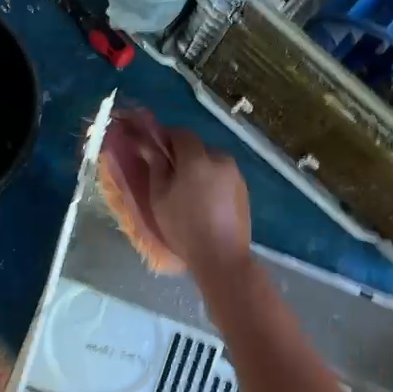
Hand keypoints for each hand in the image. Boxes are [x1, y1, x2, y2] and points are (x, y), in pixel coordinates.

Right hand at [137, 128, 251, 277]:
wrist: (222, 257)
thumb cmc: (183, 226)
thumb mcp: (159, 197)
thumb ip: (155, 165)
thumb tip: (148, 145)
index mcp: (197, 158)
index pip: (180, 133)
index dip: (165, 137)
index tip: (154, 150)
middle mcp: (220, 158)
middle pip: (198, 147)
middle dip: (182, 155)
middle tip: (169, 176)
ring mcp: (236, 174)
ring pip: (211, 162)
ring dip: (199, 168)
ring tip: (188, 192)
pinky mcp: (244, 189)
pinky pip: (222, 176)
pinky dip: (212, 181)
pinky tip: (205, 202)